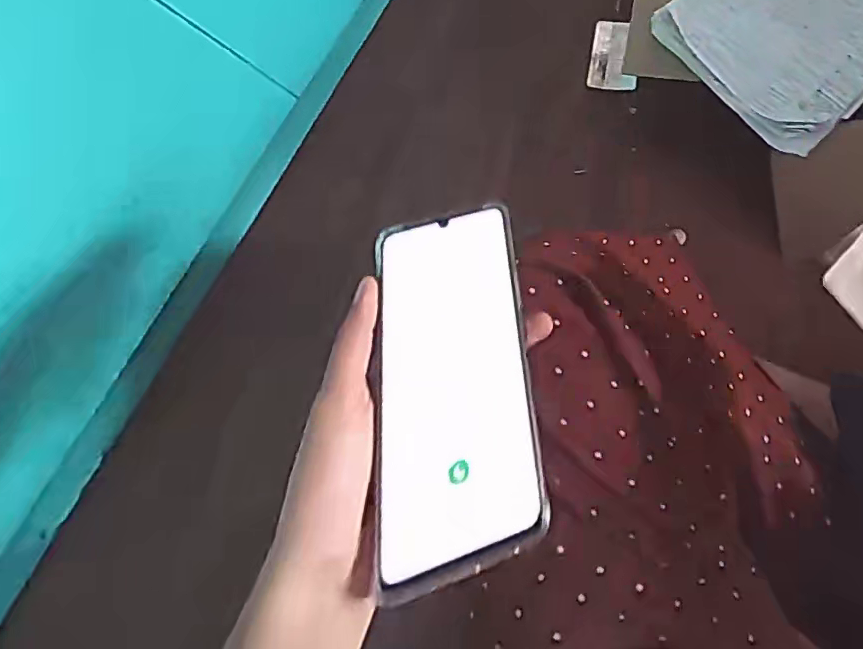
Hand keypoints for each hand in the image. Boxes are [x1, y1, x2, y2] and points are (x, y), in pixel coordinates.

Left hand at [228, 277, 553, 648]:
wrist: (329, 577)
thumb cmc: (326, 483)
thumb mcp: (338, 405)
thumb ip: (353, 348)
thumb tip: (369, 285)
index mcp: (381, 387)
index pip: (426, 338)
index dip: (458, 312)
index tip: (491, 291)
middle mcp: (408, 411)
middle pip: (460, 367)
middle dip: (497, 342)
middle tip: (535, 323)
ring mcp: (428, 446)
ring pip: (474, 403)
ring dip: (506, 382)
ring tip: (535, 360)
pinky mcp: (444, 477)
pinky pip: (477, 444)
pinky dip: (501, 428)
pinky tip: (525, 417)